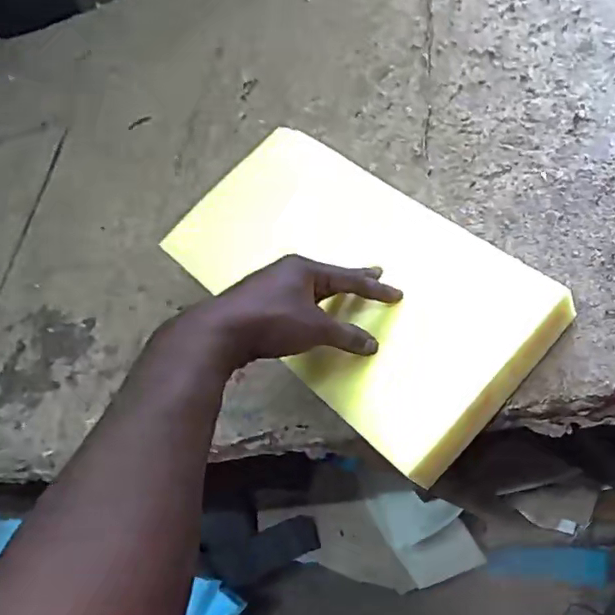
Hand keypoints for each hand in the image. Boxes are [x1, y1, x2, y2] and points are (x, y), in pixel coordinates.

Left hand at [170, 255, 401, 372]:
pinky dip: (314, 303)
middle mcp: (288, 271)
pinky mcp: (259, 302)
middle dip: (354, 278)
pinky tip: (314, 308)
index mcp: (305, 270)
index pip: (349, 278)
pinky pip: (298, 298)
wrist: (218, 332)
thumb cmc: (271, 322)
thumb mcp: (315, 329)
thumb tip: (372, 345)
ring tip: (346, 291)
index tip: (397, 294)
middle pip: (331, 276)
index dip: (375, 288)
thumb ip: (346, 336)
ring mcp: (271, 285)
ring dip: (332, 291)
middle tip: (375, 272)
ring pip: (312, 287)